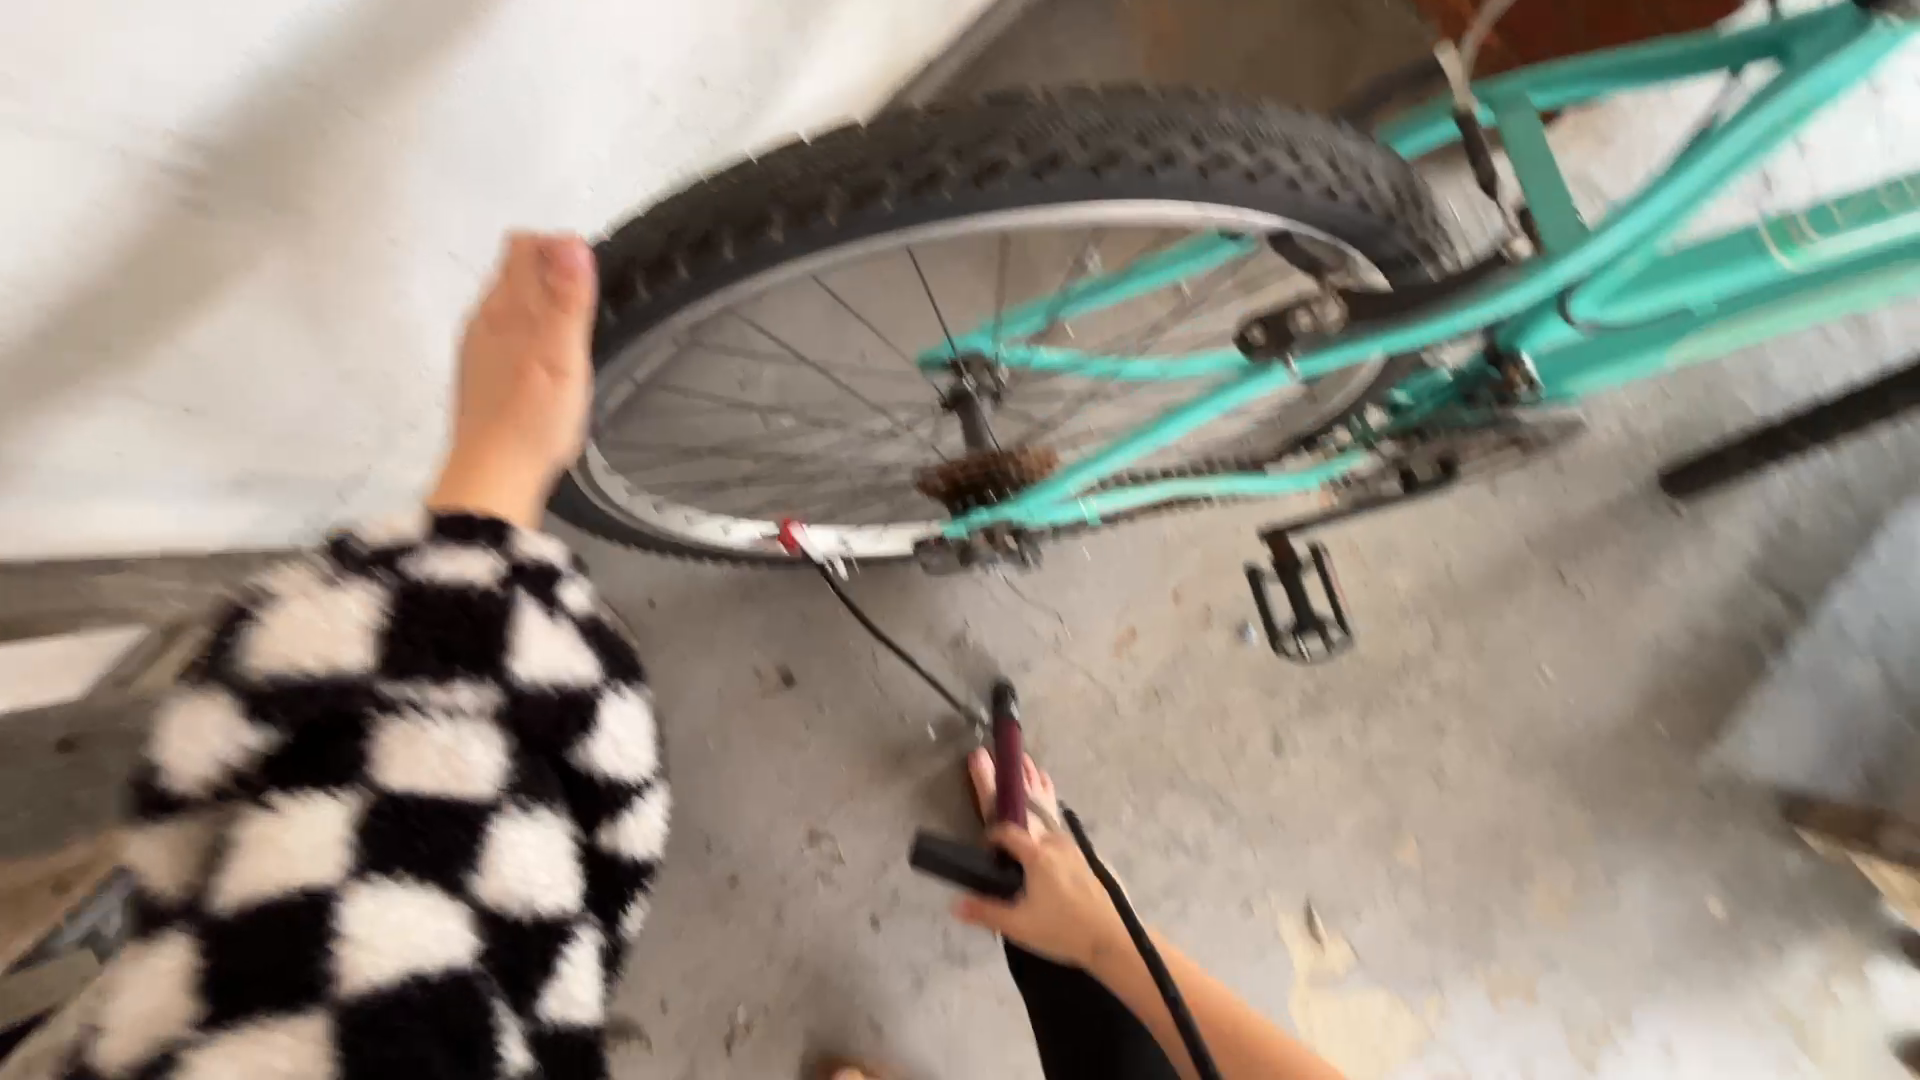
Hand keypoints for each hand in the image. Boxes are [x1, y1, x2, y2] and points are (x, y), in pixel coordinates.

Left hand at [427, 232, 597, 527]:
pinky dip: (534, 331)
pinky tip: (553, 361)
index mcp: (503, 308)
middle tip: (593, 305)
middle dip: (554, 272)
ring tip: (578, 332)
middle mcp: (484, 318)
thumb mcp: (561, 356)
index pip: (524, 247)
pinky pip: (509, 332)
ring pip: (512, 302)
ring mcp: (479, 346)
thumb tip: (571, 242)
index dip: (560, 248)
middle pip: (515, 270)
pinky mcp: (483, 373)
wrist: (493, 476)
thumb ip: (567, 301)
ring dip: (545, 302)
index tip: (595, 277)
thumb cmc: (535, 418)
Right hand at [952, 823, 1131, 971]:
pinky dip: (1055, 856)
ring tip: (1030, 873)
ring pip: (1050, 839)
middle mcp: (1057, 845)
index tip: (986, 852)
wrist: (1111, 939)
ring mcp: (1077, 853)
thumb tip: (955, 904)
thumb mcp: (1017, 925)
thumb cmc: (1060, 929)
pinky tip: (1055, 881)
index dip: (992, 837)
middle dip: (1016, 844)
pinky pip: (1066, 850)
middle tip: (1008, 866)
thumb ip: (985, 911)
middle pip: (1030, 833)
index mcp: (1036, 853)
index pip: (1008, 831)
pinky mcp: (1091, 864)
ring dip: (1037, 847)